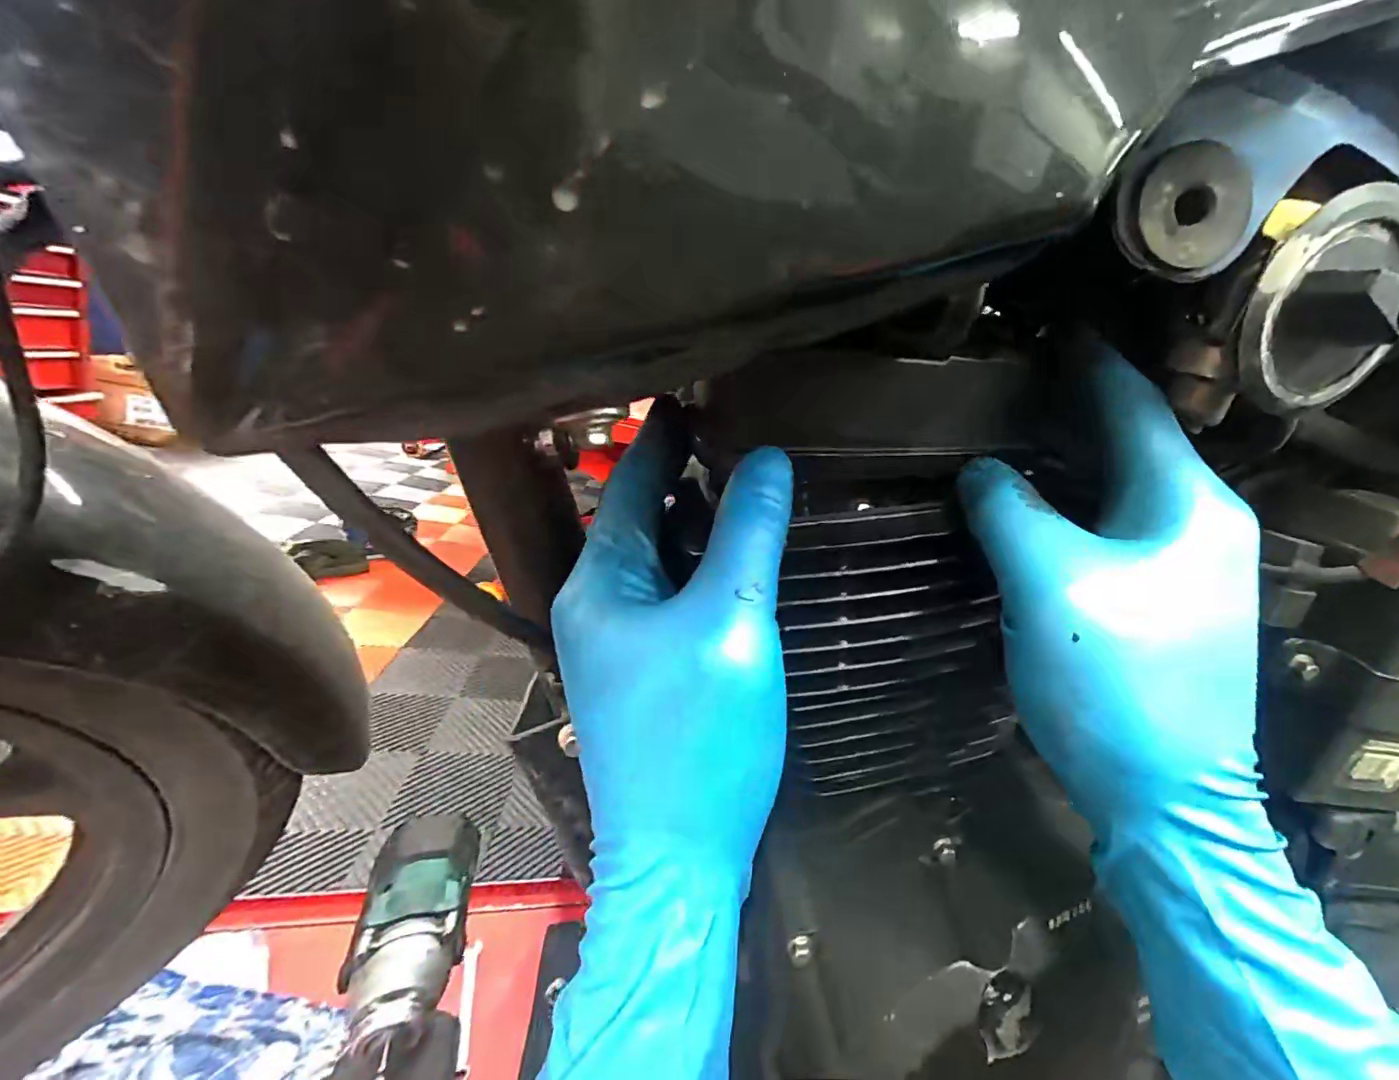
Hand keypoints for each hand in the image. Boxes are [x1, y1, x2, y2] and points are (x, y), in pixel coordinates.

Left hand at [551, 401, 793, 883]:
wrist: (683, 849)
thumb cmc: (700, 734)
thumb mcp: (732, 621)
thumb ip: (749, 536)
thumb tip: (769, 460)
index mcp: (601, 585)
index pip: (626, 487)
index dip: (661, 439)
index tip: (692, 396)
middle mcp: (602, 607)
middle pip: (643, 520)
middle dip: (685, 474)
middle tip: (739, 430)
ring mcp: (628, 643)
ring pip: (666, 559)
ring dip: (701, 519)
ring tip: (750, 479)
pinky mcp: (657, 670)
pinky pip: (682, 595)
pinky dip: (710, 564)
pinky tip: (747, 555)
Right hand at [957, 330, 1264, 843]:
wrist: (1170, 804)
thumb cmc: (1115, 686)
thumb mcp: (1049, 585)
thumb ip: (1010, 512)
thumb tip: (983, 471)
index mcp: (1189, 501)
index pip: (1134, 407)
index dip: (1089, 365)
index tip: (1052, 332)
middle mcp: (1207, 522)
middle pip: (1134, 446)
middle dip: (1077, 414)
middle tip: (1016, 386)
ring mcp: (1198, 567)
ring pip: (1127, 493)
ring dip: (1077, 466)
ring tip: (1021, 439)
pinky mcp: (1178, 605)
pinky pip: (1126, 533)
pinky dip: (1085, 512)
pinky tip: (1047, 512)